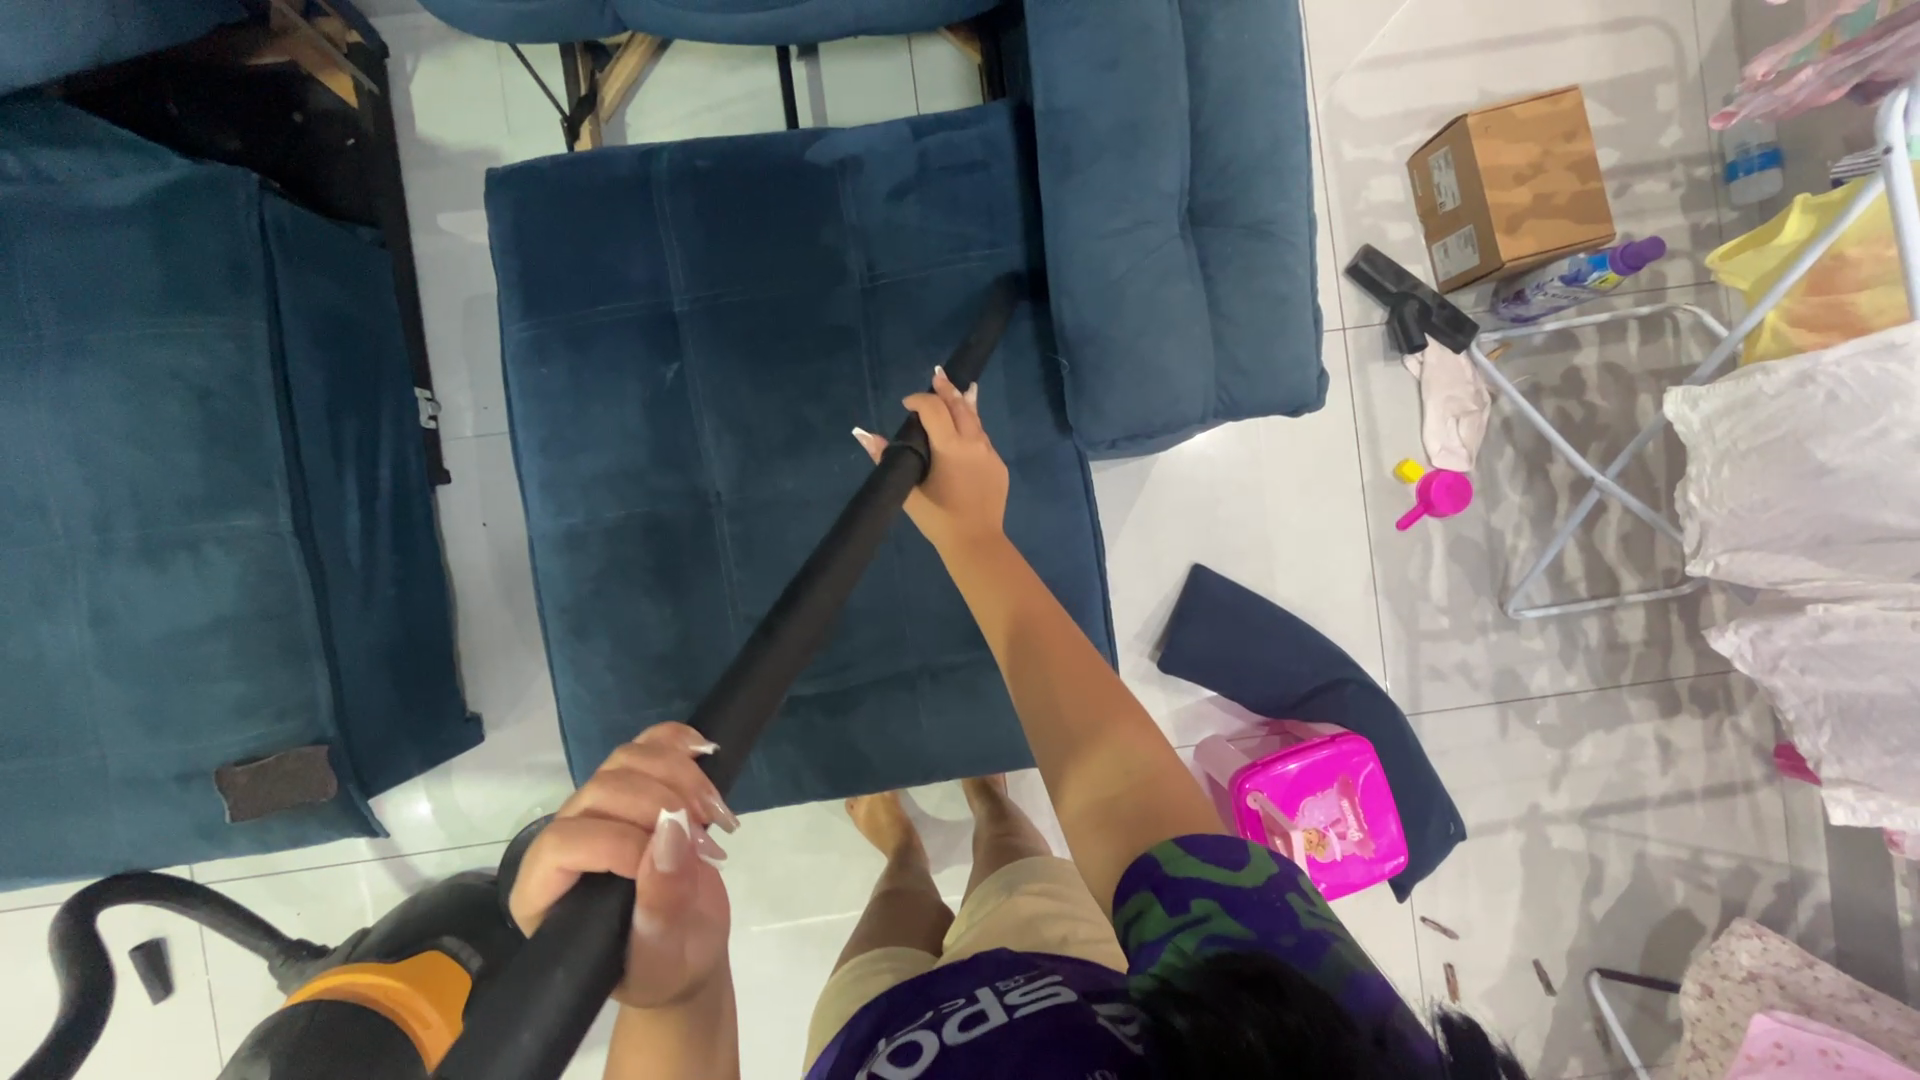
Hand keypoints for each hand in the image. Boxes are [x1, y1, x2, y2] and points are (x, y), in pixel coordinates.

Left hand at [507, 723, 736, 1009]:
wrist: (688, 948)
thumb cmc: (664, 963)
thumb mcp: (662, 952)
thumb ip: (661, 901)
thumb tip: (671, 832)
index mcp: (546, 891)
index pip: (563, 843)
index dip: (616, 842)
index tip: (671, 864)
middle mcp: (566, 840)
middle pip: (602, 791)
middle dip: (663, 805)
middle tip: (710, 839)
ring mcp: (604, 807)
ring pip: (627, 760)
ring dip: (681, 776)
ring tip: (715, 812)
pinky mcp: (643, 785)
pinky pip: (651, 743)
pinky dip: (680, 740)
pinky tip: (707, 755)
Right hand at [854, 365, 1009, 555]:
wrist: (977, 541)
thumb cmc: (938, 519)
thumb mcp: (908, 491)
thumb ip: (886, 458)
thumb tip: (863, 435)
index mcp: (950, 446)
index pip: (934, 409)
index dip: (919, 400)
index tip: (907, 404)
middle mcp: (973, 443)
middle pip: (960, 405)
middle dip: (947, 390)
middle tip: (938, 376)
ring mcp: (989, 454)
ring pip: (976, 421)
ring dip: (963, 405)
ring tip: (959, 391)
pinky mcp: (998, 466)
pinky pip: (983, 440)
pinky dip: (972, 429)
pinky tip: (968, 431)